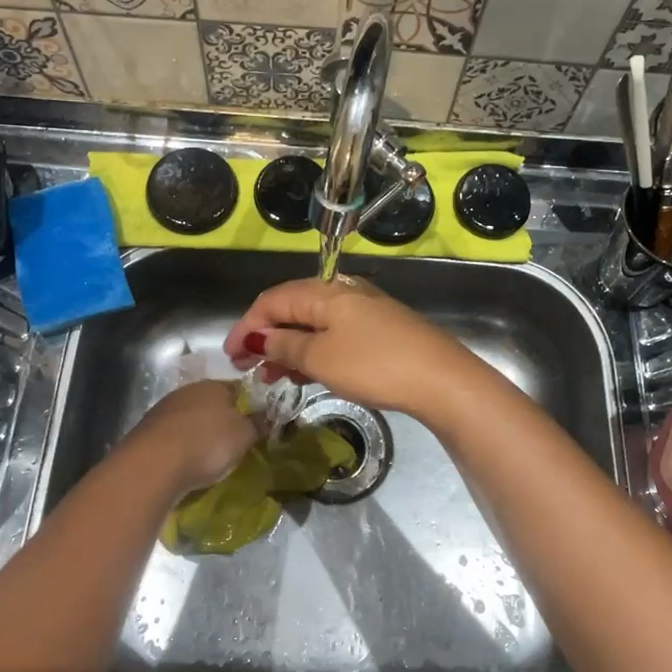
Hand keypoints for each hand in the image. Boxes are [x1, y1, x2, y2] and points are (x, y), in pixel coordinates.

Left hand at [124, 380, 257, 492]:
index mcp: (213, 385)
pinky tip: (186, 464)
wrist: (153, 465)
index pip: (239, 389)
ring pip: (191, 420)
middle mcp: (187, 391)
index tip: (258, 425)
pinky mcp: (146, 433)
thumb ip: (258, 423)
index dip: (251, 406)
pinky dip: (182, 448)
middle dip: (223, 421)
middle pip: (212, 404)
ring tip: (210, 458)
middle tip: (235, 444)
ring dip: (200, 435)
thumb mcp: (245, 435)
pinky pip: (173, 438)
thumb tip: (265, 417)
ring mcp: (163, 411)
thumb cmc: (207, 443)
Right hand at [222, 277, 485, 418]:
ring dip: (288, 349)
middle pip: (292, 310)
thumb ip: (285, 346)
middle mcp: (343, 294)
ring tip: (273, 378)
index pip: (272, 301)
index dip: (246, 327)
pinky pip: (333, 338)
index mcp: (325, 292)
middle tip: (247, 369)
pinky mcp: (379, 333)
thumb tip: (259, 339)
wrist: (441, 379)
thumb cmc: (374, 365)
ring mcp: (363, 313)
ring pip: (313, 326)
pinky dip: (313, 354)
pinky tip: (306, 375)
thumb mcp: (321, 358)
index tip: (230, 358)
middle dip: (265, 338)